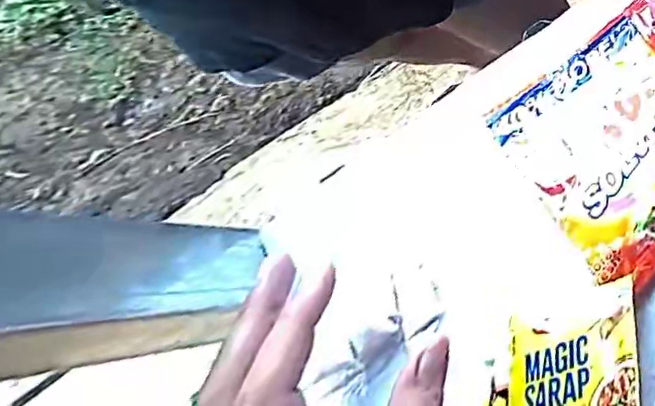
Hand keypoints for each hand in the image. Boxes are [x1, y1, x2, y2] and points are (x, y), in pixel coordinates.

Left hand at [198, 256, 448, 405]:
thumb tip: (436, 346)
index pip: (272, 376)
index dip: (299, 319)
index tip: (325, 269)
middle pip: (230, 380)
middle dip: (257, 316)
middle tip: (280, 264)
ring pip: (218, 393)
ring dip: (246, 340)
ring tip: (268, 295)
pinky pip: (227, 400)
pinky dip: (243, 369)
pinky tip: (260, 353)